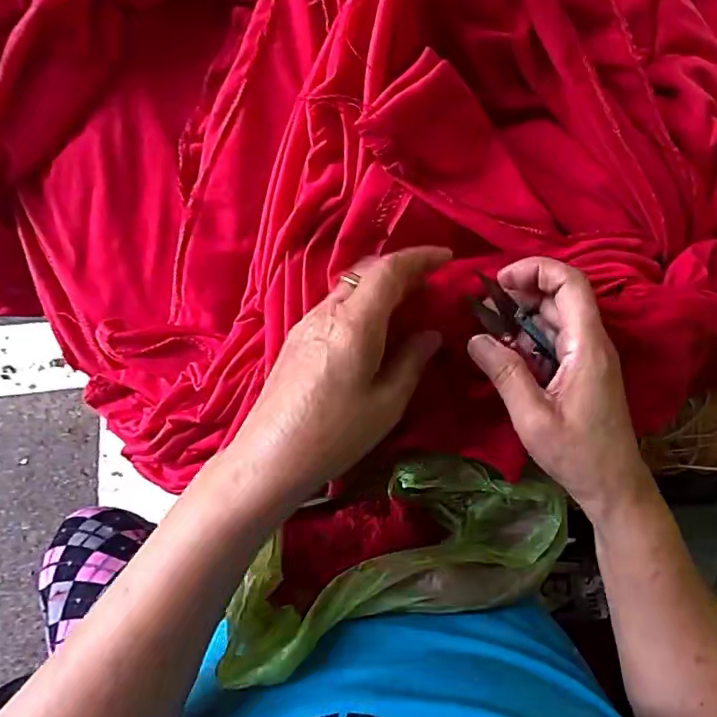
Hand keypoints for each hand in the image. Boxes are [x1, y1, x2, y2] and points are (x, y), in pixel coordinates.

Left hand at [212, 246, 450, 513]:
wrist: (269, 458)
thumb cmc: (335, 434)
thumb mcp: (386, 403)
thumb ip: (412, 362)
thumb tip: (430, 334)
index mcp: (354, 323)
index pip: (389, 270)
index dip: (420, 257)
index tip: (447, 257)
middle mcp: (327, 313)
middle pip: (366, 273)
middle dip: (402, 269)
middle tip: (432, 284)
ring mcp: (306, 324)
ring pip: (349, 288)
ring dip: (380, 287)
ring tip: (408, 306)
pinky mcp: (296, 340)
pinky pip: (336, 306)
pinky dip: (363, 304)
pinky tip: (374, 329)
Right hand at [466, 257, 654, 520]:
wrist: (613, 486)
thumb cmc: (578, 454)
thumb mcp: (533, 417)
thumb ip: (505, 373)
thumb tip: (475, 338)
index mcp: (588, 346)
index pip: (570, 282)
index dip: (535, 270)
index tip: (499, 282)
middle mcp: (593, 343)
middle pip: (560, 297)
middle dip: (520, 295)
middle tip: (482, 311)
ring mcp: (590, 357)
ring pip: (556, 319)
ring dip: (522, 319)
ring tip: (488, 333)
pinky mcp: (584, 371)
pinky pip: (556, 342)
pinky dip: (530, 341)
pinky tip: (507, 357)